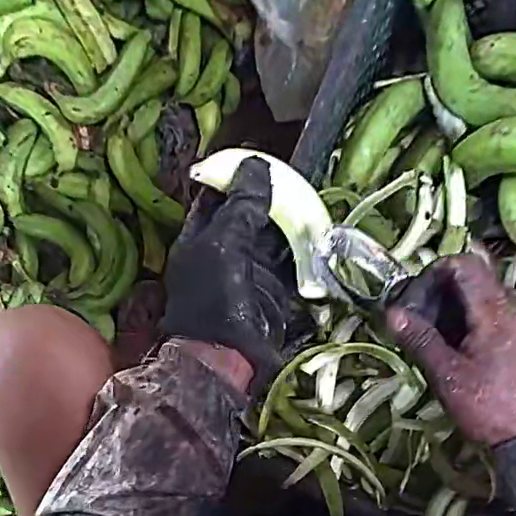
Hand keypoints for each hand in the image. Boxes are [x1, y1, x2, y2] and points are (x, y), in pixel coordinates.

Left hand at [160, 156, 301, 390]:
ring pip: (271, 240)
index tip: (261, 160)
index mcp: (198, 241)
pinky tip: (317, 232)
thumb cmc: (214, 296)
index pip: (216, 200)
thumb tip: (255, 163)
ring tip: (311, 199)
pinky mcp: (272, 292)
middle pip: (248, 218)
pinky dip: (302, 250)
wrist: (228, 355)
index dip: (235, 179)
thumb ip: (242, 206)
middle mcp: (222, 255)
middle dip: (270, 200)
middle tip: (295, 178)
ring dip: (290, 224)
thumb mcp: (222, 243)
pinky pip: (288, 264)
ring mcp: (248, 274)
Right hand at [385, 254, 515, 445]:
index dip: (433, 272)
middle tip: (417, 320)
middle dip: (441, 293)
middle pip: (475, 278)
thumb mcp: (447, 375)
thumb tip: (391, 313)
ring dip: (457, 308)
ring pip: (486, 295)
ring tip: (436, 336)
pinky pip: (499, 312)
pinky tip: (461, 346)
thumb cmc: (489, 406)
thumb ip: (420, 339)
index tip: (414, 298)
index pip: (463, 263)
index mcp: (496, 309)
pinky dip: (475, 319)